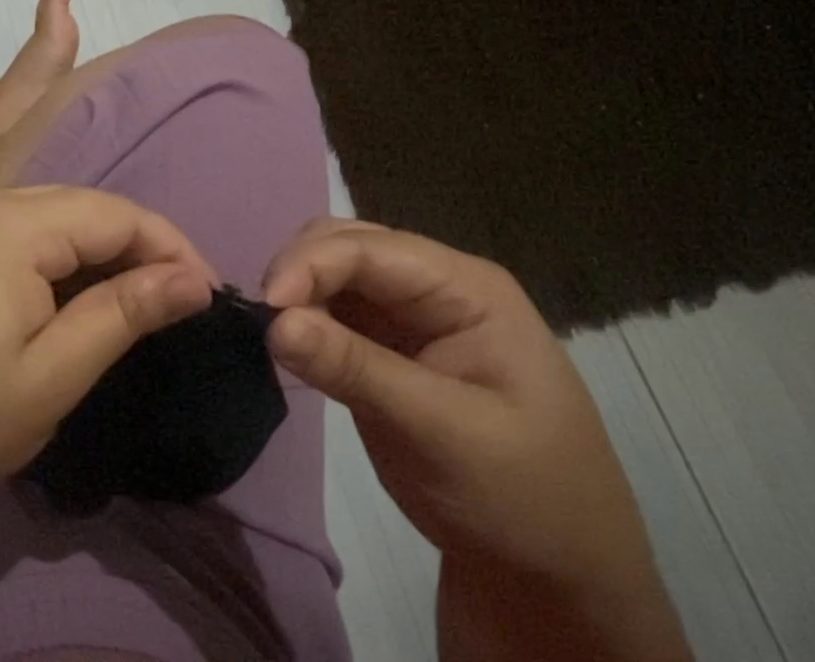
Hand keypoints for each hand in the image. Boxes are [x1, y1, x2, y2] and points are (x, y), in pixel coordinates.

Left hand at [0, 186, 215, 516]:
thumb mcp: (49, 377)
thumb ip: (123, 314)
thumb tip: (192, 279)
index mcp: (9, 224)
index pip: (117, 212)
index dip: (172, 249)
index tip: (209, 300)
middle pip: (85, 208)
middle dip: (140, 250)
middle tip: (179, 308)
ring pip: (54, 221)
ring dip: (101, 258)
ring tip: (138, 310)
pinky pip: (19, 238)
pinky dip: (60, 265)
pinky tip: (74, 305)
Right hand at [261, 219, 655, 591]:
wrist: (551, 567)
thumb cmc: (518, 494)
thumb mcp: (442, 432)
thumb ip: (356, 369)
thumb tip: (272, 322)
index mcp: (466, 289)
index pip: (371, 248)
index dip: (309, 266)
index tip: (264, 313)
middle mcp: (435, 288)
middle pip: (347, 245)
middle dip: (297, 272)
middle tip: (263, 327)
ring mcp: (410, 318)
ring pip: (333, 275)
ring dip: (295, 295)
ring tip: (271, 340)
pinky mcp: (385, 350)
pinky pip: (333, 315)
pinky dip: (302, 323)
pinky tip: (287, 349)